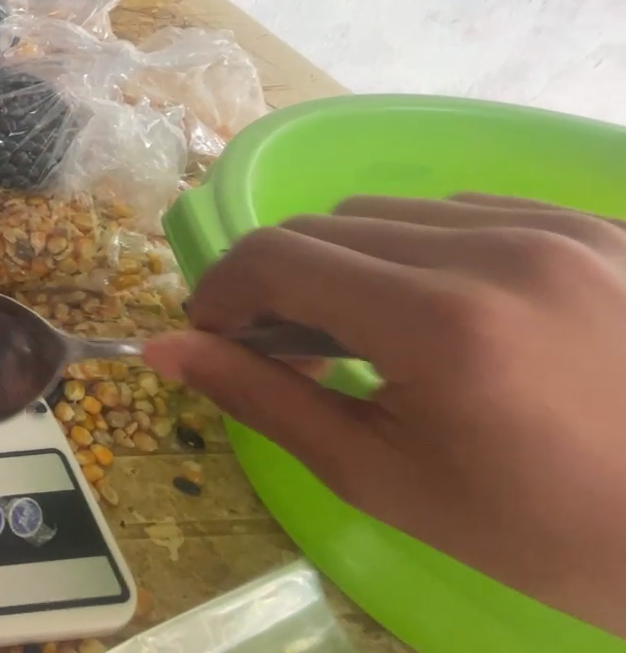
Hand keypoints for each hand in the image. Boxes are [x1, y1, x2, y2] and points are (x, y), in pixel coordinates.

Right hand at [145, 194, 625, 635]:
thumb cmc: (548, 530)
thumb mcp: (380, 476)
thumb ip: (258, 396)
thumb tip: (158, 349)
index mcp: (442, 321)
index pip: (271, 257)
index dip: (220, 291)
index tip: (217, 335)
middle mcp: (500, 252)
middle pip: (316, 229)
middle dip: (279, 284)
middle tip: (297, 350)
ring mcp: (564, 231)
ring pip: (380, 213)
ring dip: (345, 264)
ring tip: (379, 332)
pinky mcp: (604, 227)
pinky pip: (457, 210)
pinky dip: (419, 250)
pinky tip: (454, 311)